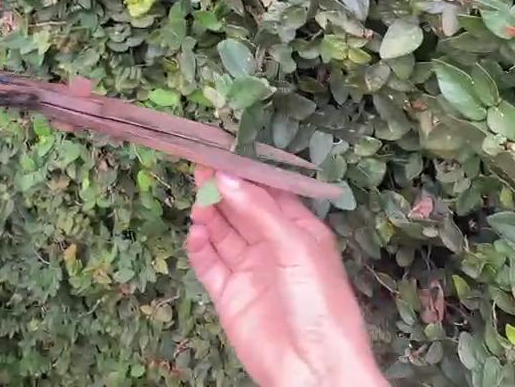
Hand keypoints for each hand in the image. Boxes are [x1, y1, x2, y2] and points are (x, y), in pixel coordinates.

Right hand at [187, 172, 385, 386]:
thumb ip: (259, 211)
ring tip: (198, 198)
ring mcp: (250, 270)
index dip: (246, 173)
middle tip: (201, 165)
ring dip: (210, 213)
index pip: (268, 191)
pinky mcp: (230, 296)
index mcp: (298, 228)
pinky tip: (195, 232)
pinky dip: (199, 247)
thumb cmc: (319, 301)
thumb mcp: (295, 246)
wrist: (314, 371)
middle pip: (242, 209)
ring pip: (223, 233)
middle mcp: (273, 245)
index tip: (224, 150)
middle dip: (223, 188)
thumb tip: (226, 177)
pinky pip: (210, 265)